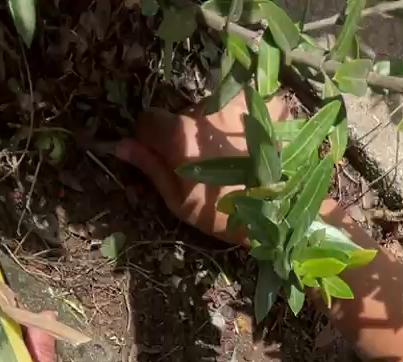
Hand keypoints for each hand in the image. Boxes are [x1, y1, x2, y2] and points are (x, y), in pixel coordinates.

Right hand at [115, 96, 286, 244]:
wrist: (282, 217)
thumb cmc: (225, 216)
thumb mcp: (180, 202)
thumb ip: (150, 168)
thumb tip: (120, 146)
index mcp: (182, 135)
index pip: (149, 120)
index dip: (150, 140)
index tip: (159, 155)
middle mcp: (209, 110)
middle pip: (185, 115)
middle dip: (189, 137)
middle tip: (206, 168)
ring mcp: (241, 104)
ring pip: (217, 110)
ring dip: (218, 129)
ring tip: (234, 161)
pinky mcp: (269, 106)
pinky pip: (250, 104)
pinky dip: (250, 122)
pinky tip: (256, 146)